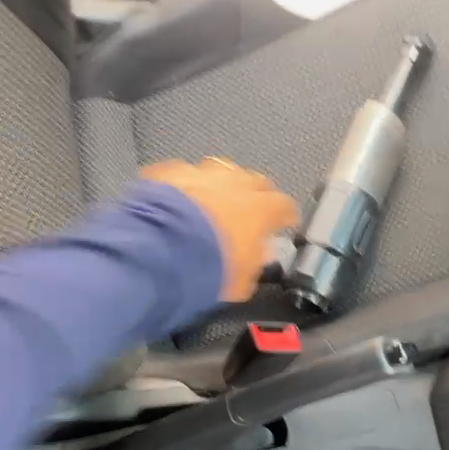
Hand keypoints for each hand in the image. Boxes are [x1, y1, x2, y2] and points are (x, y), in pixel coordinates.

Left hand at [141, 158, 299, 301]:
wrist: (161, 251)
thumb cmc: (209, 267)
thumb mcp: (243, 278)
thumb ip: (256, 263)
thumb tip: (259, 258)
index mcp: (260, 209)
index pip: (285, 206)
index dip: (287, 215)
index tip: (286, 221)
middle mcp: (235, 183)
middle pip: (256, 181)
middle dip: (257, 194)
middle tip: (253, 208)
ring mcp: (202, 174)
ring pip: (222, 171)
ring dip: (223, 184)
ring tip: (216, 200)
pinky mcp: (171, 173)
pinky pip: (185, 174)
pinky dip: (187, 185)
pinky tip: (181, 197)